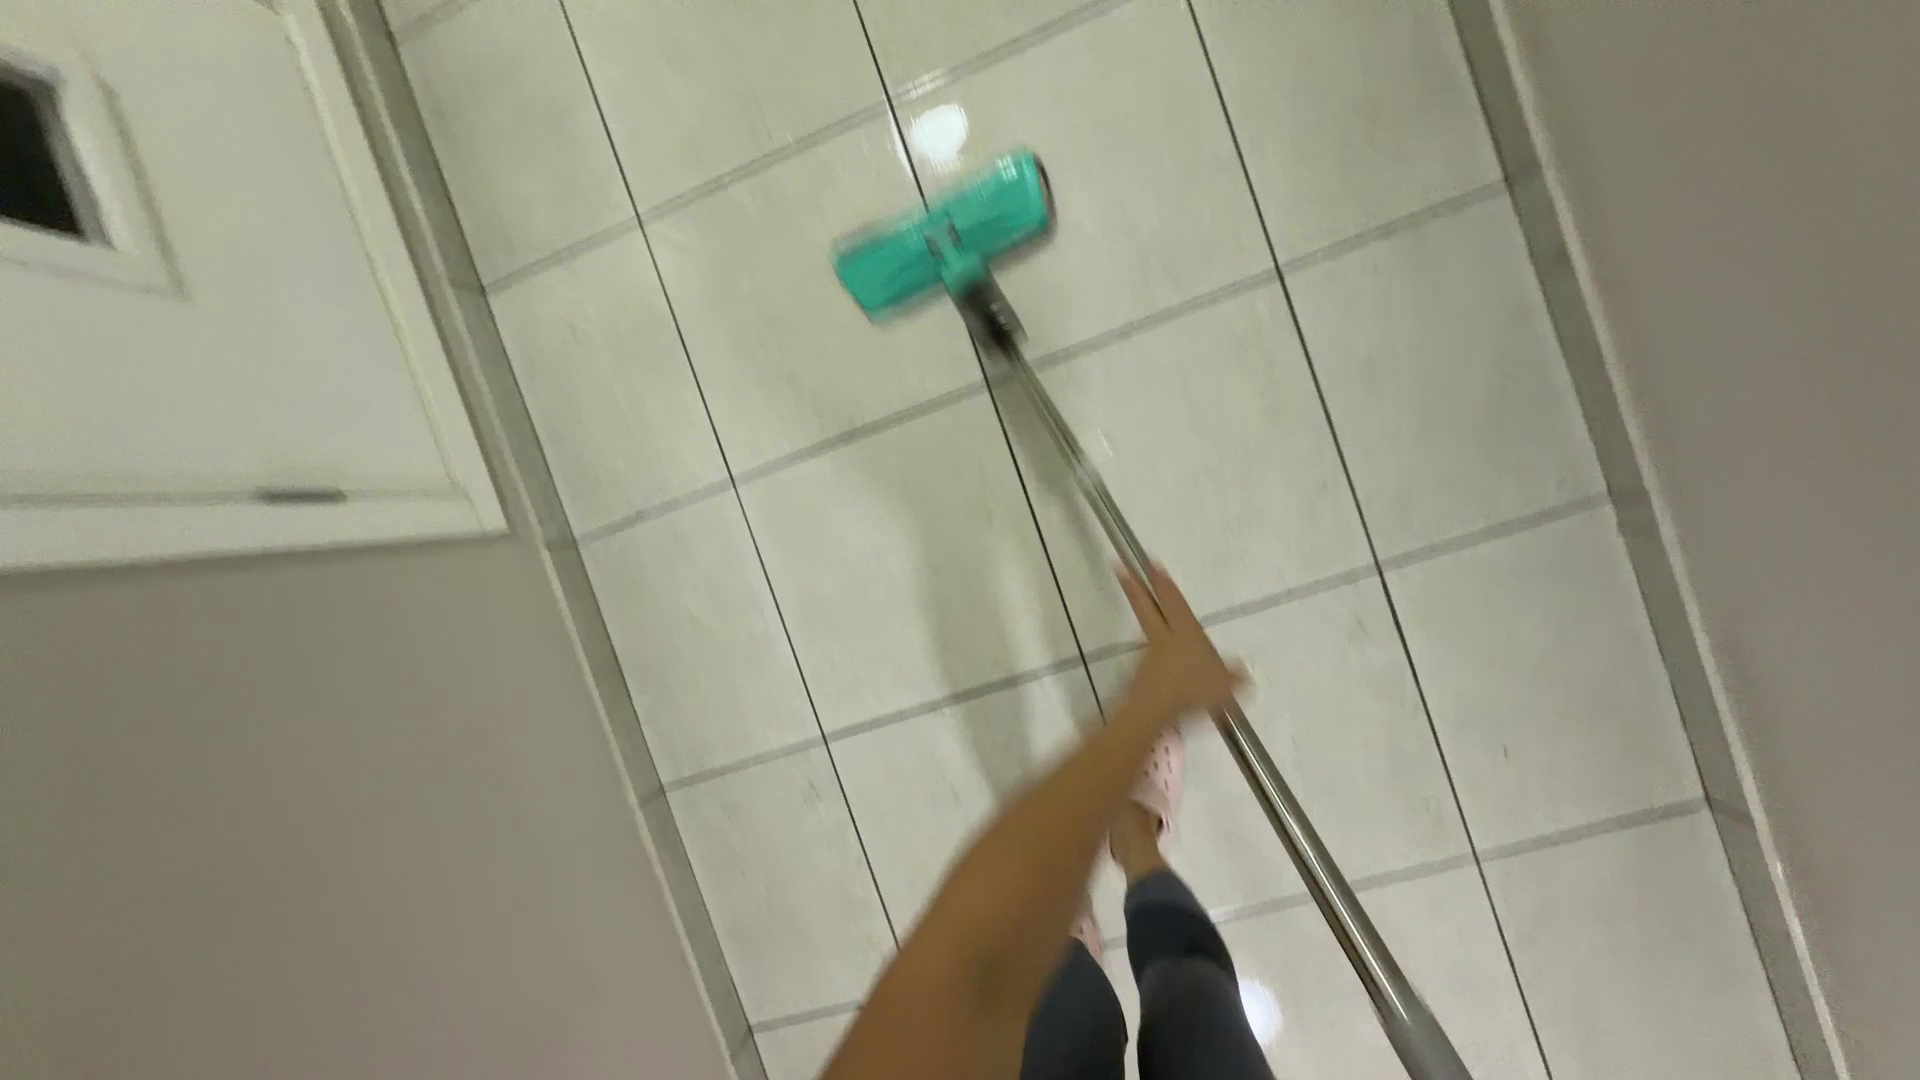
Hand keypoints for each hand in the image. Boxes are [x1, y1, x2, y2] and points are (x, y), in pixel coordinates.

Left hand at [1116, 564, 1245, 724]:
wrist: (1157, 710)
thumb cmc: (1195, 690)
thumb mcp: (1228, 684)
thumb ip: (1234, 676)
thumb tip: (1241, 671)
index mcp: (1185, 633)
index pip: (1173, 602)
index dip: (1163, 583)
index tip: (1152, 564)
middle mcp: (1163, 639)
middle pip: (1146, 607)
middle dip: (1134, 586)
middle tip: (1120, 568)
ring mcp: (1148, 656)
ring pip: (1148, 634)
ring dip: (1147, 623)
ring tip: (1148, 619)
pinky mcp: (1139, 674)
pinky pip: (1151, 662)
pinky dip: (1156, 660)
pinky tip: (1166, 672)